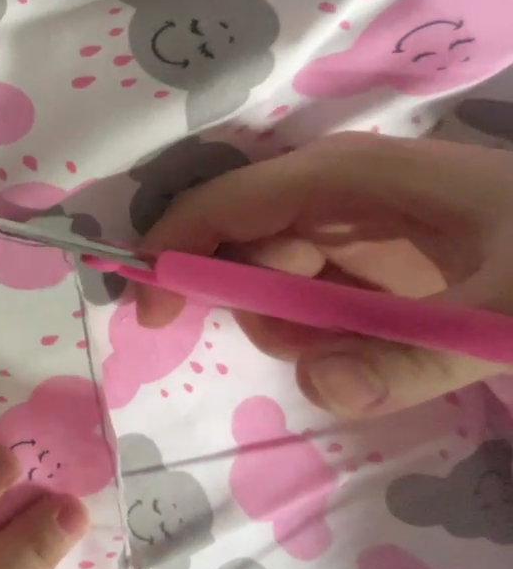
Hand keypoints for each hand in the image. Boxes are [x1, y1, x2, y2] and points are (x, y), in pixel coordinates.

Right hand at [138, 131, 512, 417]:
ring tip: (363, 358)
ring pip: (275, 271)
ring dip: (297, 324)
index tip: (151, 317)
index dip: (171, 254)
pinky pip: (318, 287)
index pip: (218, 205)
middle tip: (311, 353)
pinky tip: (379, 348)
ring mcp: (363, 222)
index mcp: (344, 176)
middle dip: (255, 303)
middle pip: (240, 242)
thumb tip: (322, 392)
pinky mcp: (388, 254)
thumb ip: (418, 357)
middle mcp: (337, 190)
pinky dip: (328, 326)